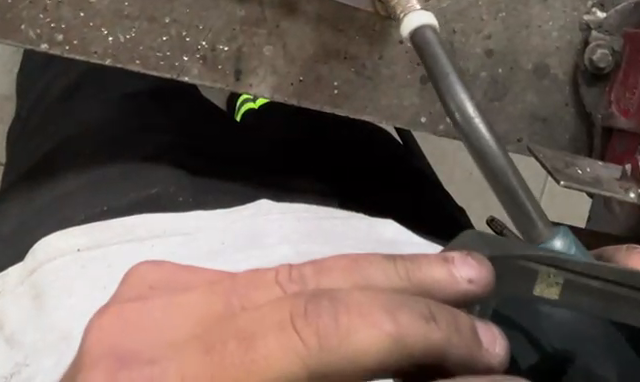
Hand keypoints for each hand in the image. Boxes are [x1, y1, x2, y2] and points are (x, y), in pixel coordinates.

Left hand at [61, 250, 512, 380]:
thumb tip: (444, 379)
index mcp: (183, 376)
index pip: (322, 324)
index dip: (416, 330)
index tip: (491, 348)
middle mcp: (158, 317)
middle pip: (308, 280)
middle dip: (406, 283)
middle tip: (481, 282)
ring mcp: (148, 294)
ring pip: (283, 269)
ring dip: (365, 279)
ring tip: (438, 276)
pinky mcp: (149, 287)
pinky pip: (251, 280)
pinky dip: (312, 289)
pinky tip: (358, 291)